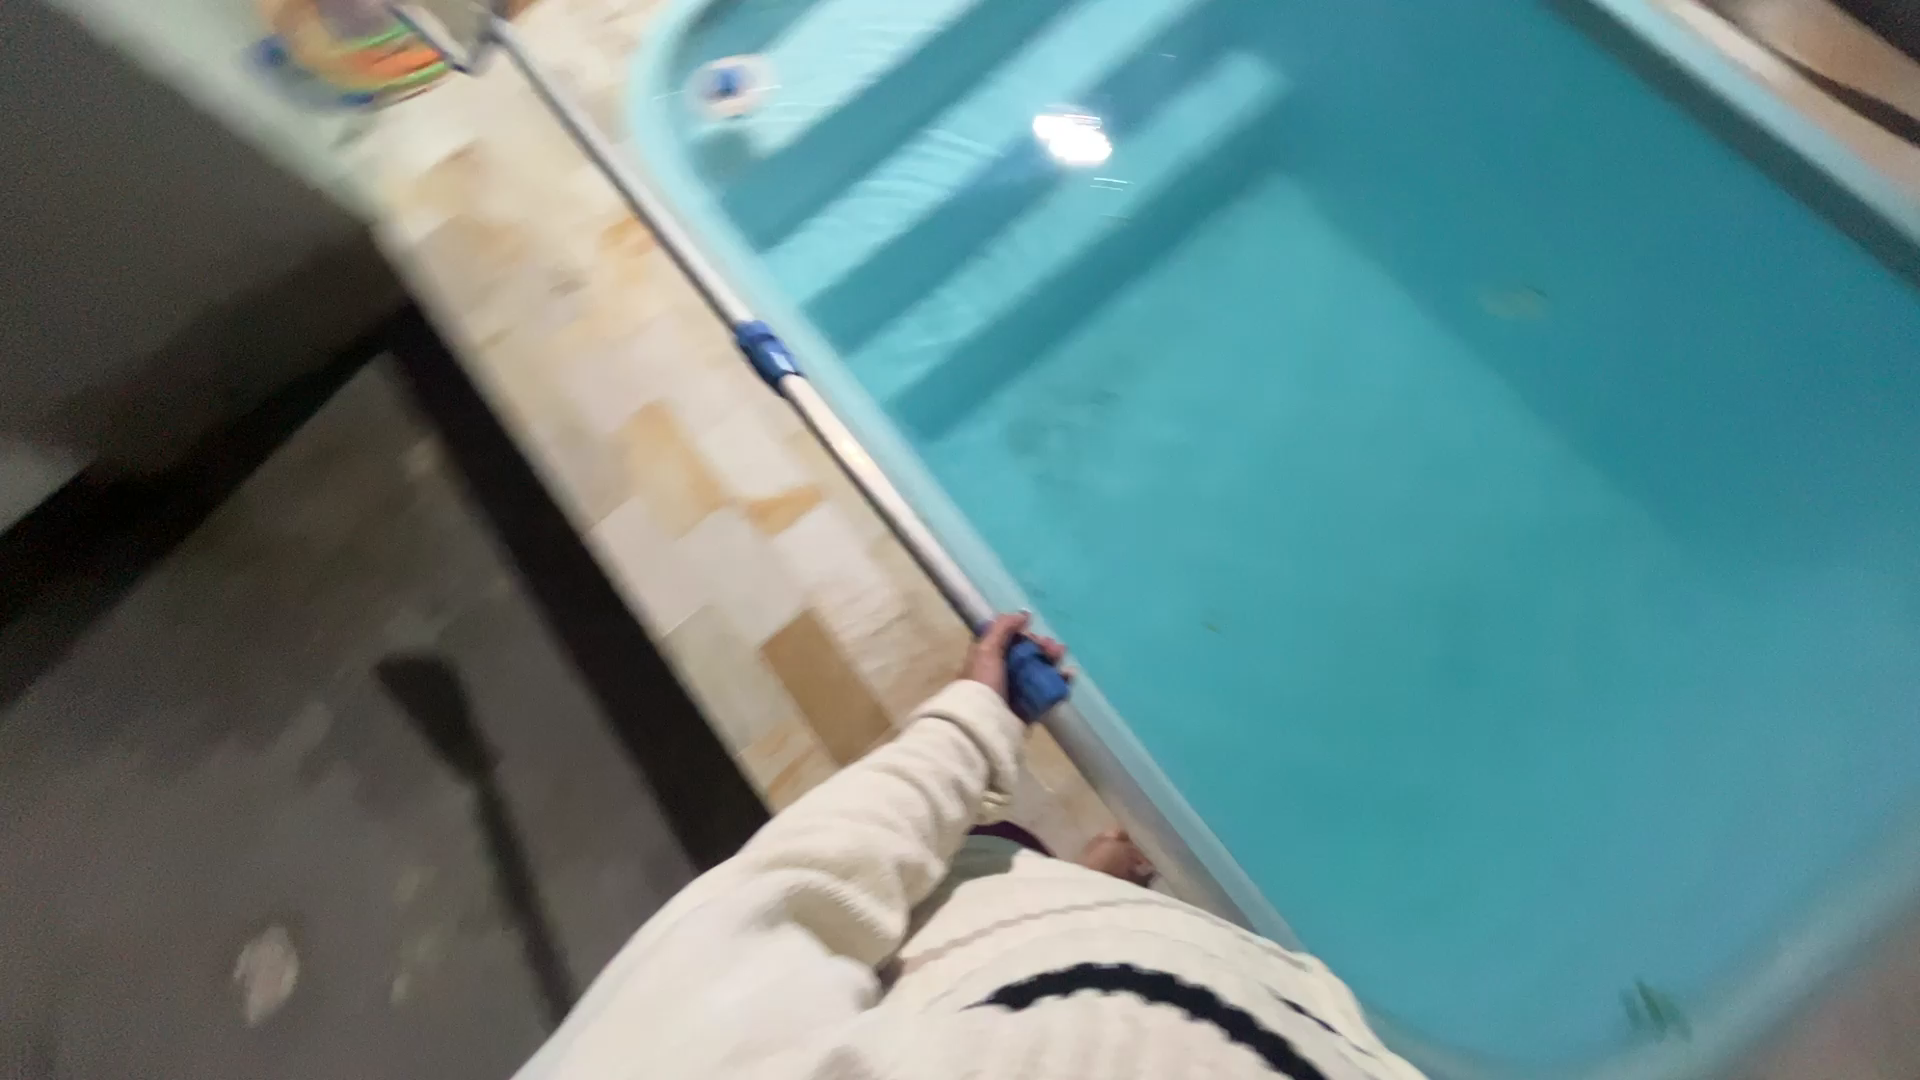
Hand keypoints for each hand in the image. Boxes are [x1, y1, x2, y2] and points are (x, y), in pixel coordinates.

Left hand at [964, 613, 1068, 703]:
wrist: (984, 722)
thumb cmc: (982, 682)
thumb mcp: (987, 649)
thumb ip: (1003, 627)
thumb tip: (1024, 614)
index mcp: (988, 659)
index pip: (1010, 642)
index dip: (1024, 636)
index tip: (1033, 635)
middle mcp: (1002, 674)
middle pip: (1028, 655)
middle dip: (1043, 647)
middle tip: (1053, 647)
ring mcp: (1017, 692)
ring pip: (1040, 672)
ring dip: (1053, 661)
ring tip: (1061, 657)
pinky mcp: (1030, 709)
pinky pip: (1049, 693)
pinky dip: (1060, 683)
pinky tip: (1069, 676)